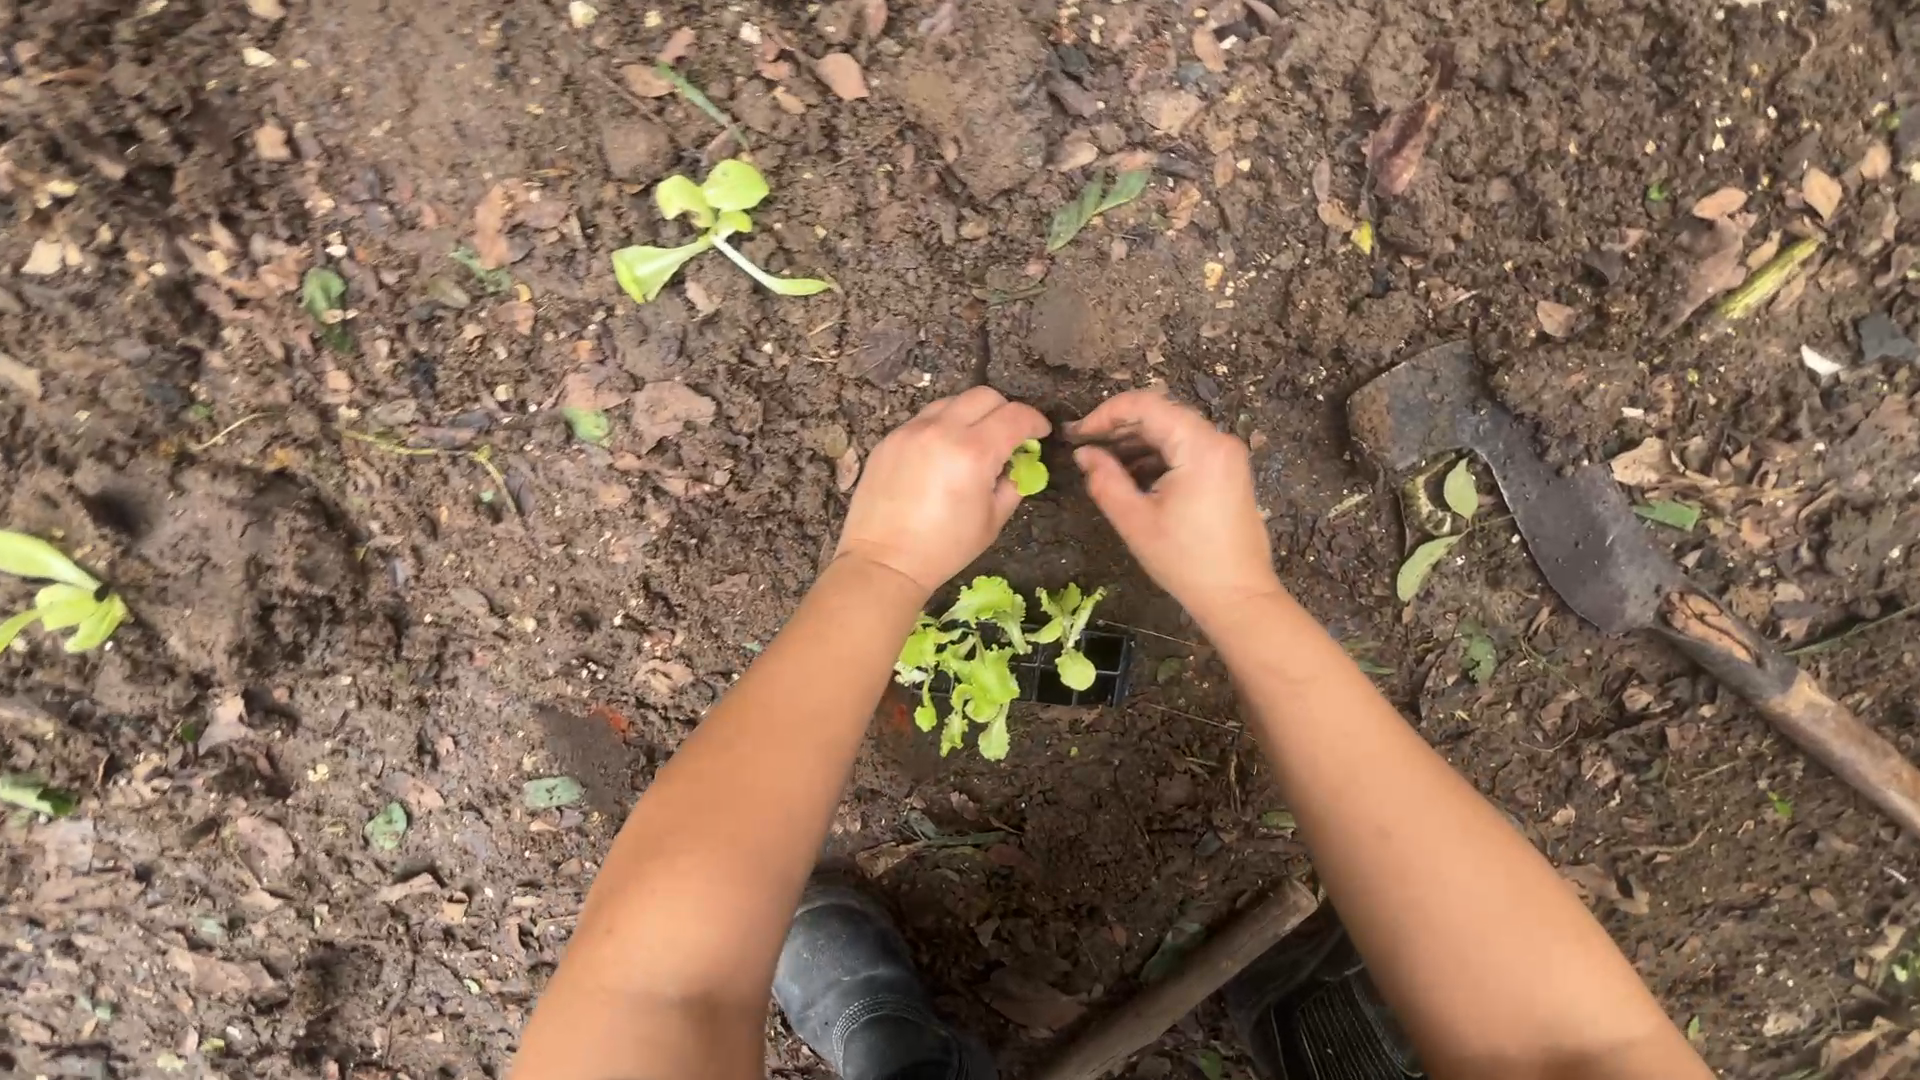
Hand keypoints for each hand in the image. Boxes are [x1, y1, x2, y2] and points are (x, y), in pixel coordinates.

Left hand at [835, 387, 1050, 594]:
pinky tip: (941, 456)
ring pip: (952, 402)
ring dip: (970, 416)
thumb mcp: (992, 520)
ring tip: (971, 445)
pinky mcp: (889, 439)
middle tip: (1007, 436)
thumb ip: (1012, 483)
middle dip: (1004, 411)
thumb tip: (1018, 464)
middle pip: (984, 395)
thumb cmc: (943, 548)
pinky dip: (941, 428)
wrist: (884, 561)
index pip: (1015, 416)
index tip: (1040, 433)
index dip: (1035, 422)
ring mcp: (911, 431)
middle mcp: (941, 431)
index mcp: (973, 452)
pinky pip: (924, 419)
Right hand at [1071, 390, 1283, 624]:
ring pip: (1172, 430)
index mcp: (1199, 446)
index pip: (1146, 404)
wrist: (1238, 595)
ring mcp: (1226, 455)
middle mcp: (1218, 441)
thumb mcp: (1135, 520)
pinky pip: (1186, 448)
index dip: (1105, 413)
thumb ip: (1105, 480)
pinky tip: (1131, 476)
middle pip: (1160, 414)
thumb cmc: (1185, 561)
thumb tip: (1084, 454)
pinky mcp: (1227, 470)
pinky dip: (1156, 455)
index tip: (1077, 434)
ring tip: (1102, 463)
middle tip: (1084, 447)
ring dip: (1135, 442)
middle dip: (1118, 427)